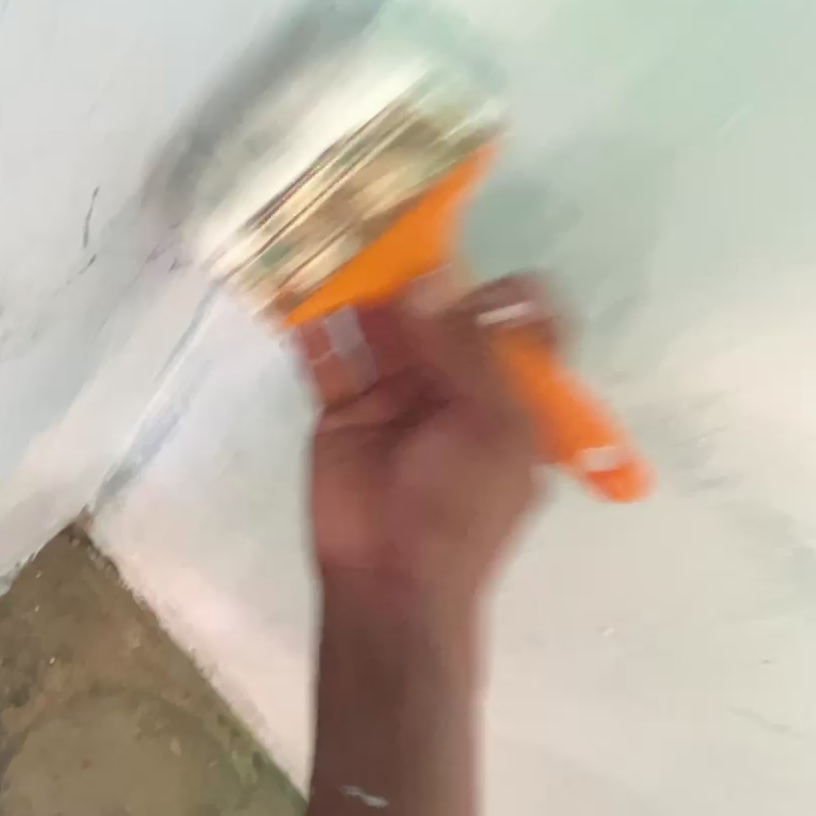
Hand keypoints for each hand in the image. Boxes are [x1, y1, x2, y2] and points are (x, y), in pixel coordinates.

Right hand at [294, 275, 547, 607]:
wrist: (387, 575)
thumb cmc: (457, 507)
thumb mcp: (488, 426)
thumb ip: (462, 350)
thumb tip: (431, 274)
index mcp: (509, 390)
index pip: (518, 322)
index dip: (499, 292)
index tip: (462, 277)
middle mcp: (453, 381)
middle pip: (439, 314)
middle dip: (417, 279)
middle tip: (383, 239)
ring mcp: (393, 393)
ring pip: (380, 329)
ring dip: (361, 295)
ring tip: (335, 251)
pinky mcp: (341, 407)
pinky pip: (329, 360)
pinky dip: (313, 331)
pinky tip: (298, 298)